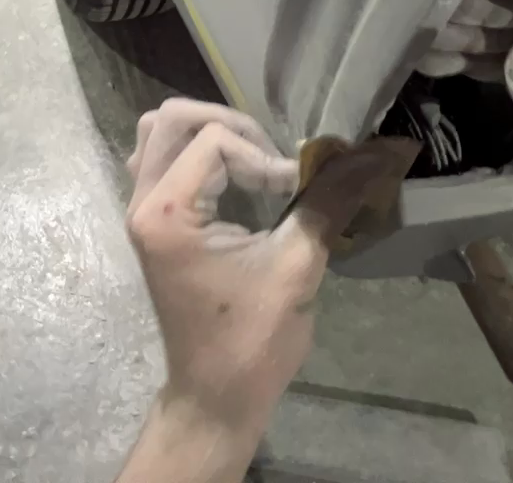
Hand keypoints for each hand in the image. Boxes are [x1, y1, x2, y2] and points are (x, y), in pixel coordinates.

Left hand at [117, 98, 412, 482]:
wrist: (214, 394)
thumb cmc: (251, 340)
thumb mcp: (296, 267)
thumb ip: (328, 202)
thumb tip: (372, 155)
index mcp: (166, 211)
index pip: (213, 141)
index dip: (262, 157)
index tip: (295, 190)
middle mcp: (142, 200)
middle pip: (175, 118)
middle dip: (231, 127)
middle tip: (271, 162)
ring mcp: (140, 207)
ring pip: (161, 132)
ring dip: (208, 132)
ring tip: (251, 160)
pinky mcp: (151, 217)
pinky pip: (160, 157)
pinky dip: (193, 151)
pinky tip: (229, 175)